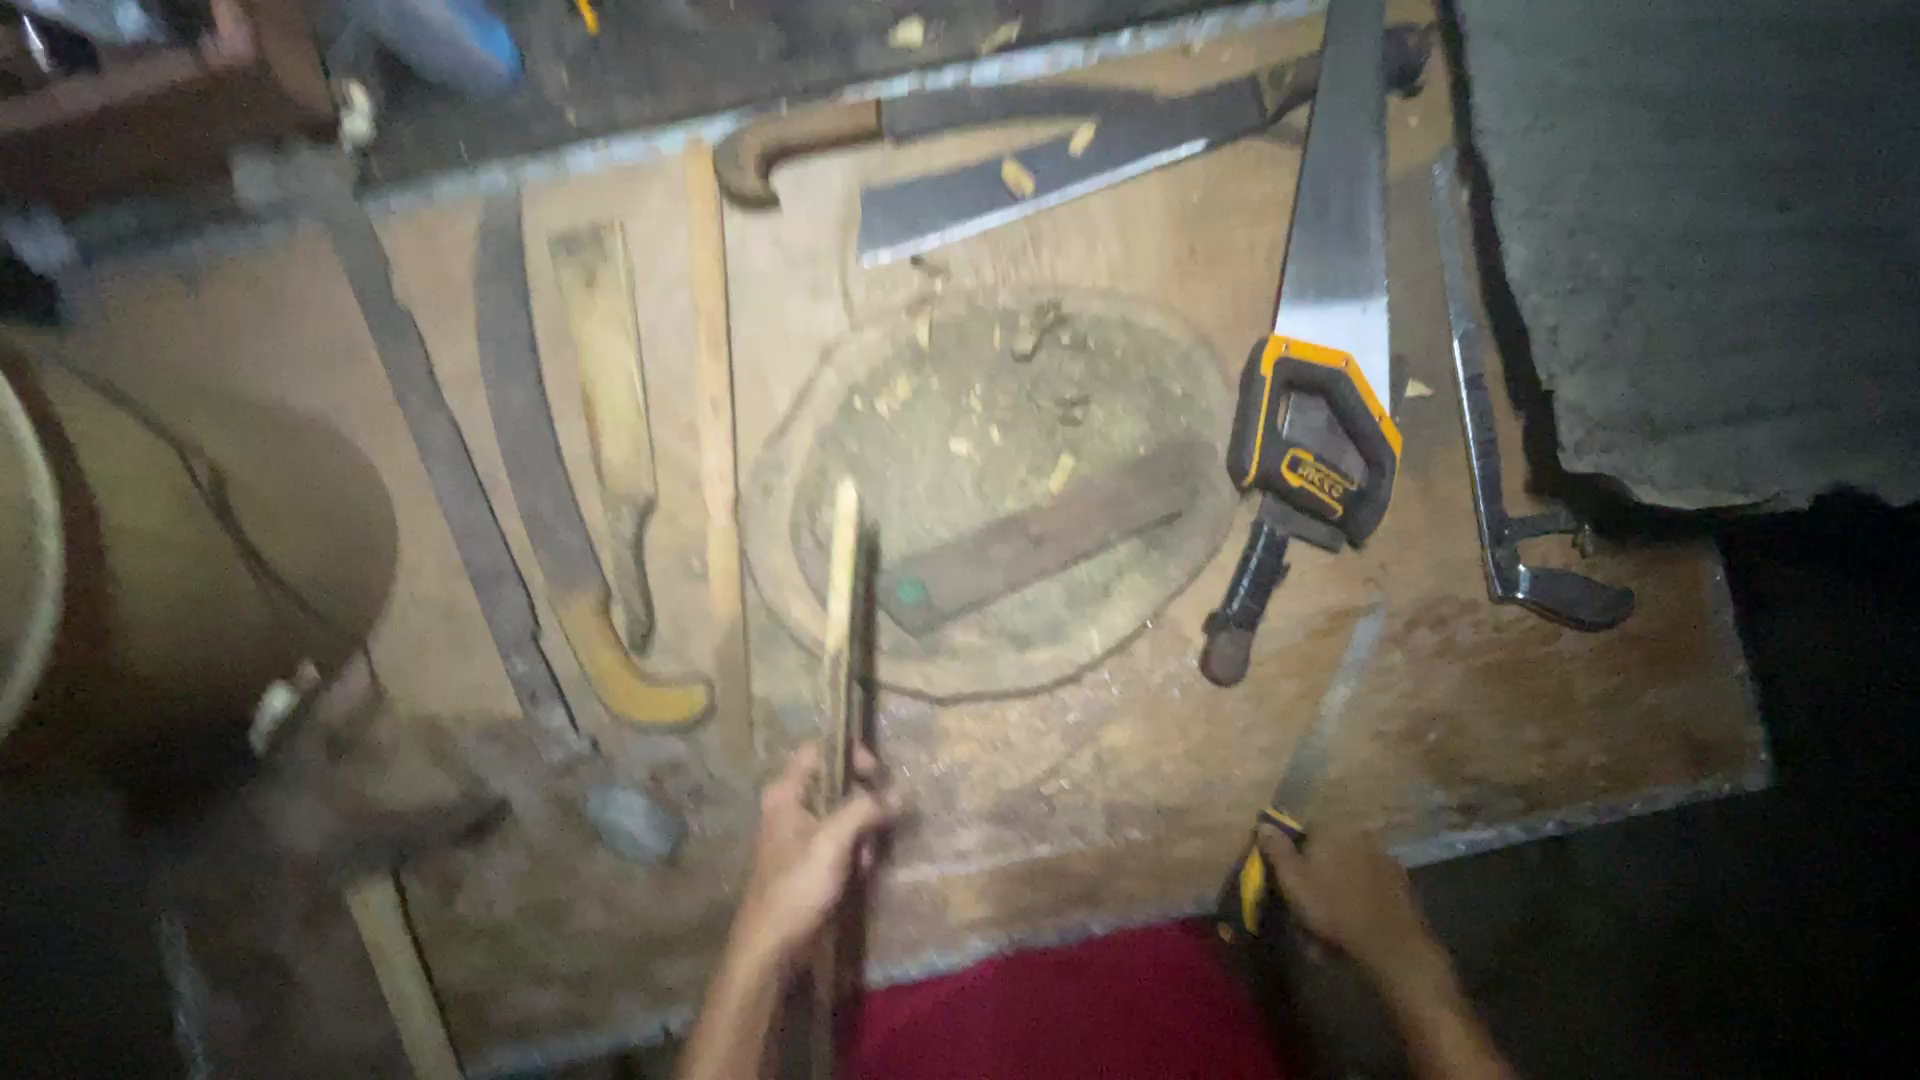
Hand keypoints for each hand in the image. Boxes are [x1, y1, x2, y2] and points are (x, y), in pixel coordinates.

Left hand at [730, 743, 901, 972]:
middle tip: (885, 815)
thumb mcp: (832, 841)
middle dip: (865, 799)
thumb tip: (899, 793)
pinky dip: (858, 849)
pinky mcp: (815, 859)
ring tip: (868, 855)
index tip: (875, 775)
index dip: (850, 754)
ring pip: (846, 812)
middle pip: (838, 781)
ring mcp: (804, 833)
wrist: (773, 948)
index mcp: (787, 792)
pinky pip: (845, 839)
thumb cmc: (796, 886)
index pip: (820, 749)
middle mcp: (794, 806)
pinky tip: (863, 870)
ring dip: (865, 830)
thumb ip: (865, 809)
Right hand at [1256, 826, 1452, 996]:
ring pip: (1348, 866)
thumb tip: (1264, 823)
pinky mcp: (1401, 882)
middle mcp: (1358, 835)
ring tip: (1331, 916)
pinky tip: (1356, 918)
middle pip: (1327, 848)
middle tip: (1307, 900)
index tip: (1287, 876)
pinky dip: (1360, 894)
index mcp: (1330, 830)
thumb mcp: (1292, 880)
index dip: (1291, 851)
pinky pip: (1369, 882)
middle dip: (1316, 870)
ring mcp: (1383, 857)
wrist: (1392, 946)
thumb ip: (1276, 849)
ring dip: (1338, 883)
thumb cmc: (1333, 908)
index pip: (1302, 829)